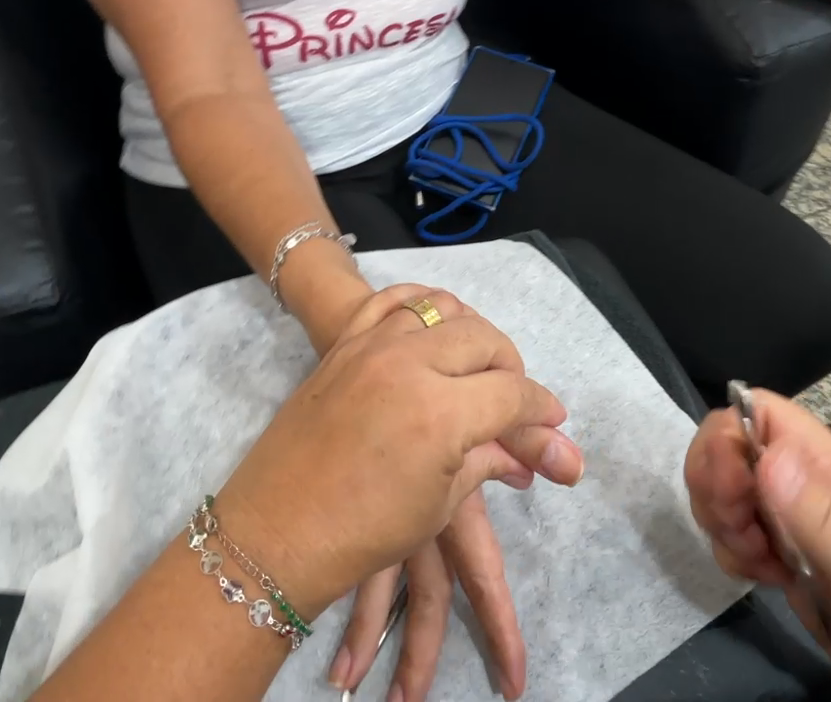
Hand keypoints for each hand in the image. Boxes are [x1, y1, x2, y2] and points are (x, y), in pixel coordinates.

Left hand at [211, 286, 578, 630]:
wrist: (279, 525)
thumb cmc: (362, 530)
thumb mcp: (438, 504)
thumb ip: (488, 461)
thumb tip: (535, 457)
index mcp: (440, 414)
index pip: (512, 394)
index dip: (540, 410)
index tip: (552, 420)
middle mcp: (410, 364)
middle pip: (484, 339)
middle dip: (511, 366)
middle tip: (514, 398)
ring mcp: (372, 345)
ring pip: (442, 309)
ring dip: (468, 331)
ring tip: (475, 363)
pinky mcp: (345, 342)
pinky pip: (392, 300)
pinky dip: (420, 303)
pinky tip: (432, 321)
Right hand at [685, 391, 830, 701]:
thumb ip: (826, 518)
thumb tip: (765, 456)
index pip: (762, 412)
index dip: (729, 436)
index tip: (730, 492)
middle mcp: (809, 484)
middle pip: (730, 447)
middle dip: (716, 486)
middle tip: (741, 534)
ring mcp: (796, 522)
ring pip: (725, 490)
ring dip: (721, 524)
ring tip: (760, 566)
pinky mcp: (787, 558)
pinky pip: (734, 534)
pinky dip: (732, 554)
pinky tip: (764, 581)